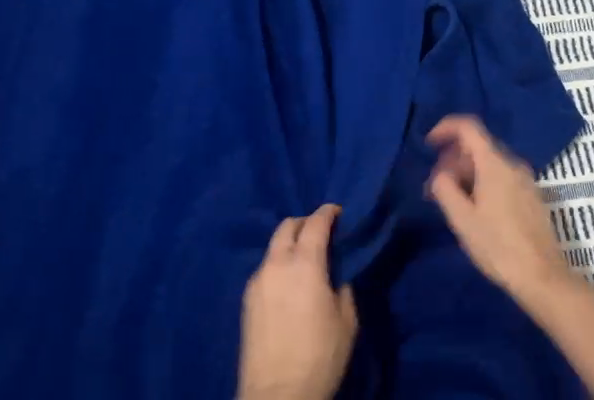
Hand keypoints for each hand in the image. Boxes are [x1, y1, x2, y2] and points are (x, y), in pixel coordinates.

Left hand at [238, 204, 357, 399]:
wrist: (277, 393)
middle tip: (321, 234)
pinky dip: (279, 266)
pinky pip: (266, 269)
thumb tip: (338, 272)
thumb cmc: (320, 356)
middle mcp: (276, 263)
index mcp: (304, 263)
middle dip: (305, 223)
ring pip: (274, 248)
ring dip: (290, 245)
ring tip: (305, 261)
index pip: (315, 223)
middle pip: (287, 227)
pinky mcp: (247, 299)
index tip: (338, 212)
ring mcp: (257, 280)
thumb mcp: (346, 320)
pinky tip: (289, 285)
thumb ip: (343, 286)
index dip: (328, 213)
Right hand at [425, 115, 572, 302]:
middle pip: (477, 146)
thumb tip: (441, 174)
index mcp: (495, 164)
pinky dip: (483, 183)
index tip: (428, 144)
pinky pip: (502, 177)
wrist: (542, 278)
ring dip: (466, 174)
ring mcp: (526, 181)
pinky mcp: (532, 197)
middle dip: (452, 159)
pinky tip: (475, 210)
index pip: (468, 127)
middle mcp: (513, 164)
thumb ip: (445, 188)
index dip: (445, 128)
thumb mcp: (462, 219)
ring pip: (489, 163)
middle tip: (435, 186)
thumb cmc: (498, 246)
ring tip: (452, 202)